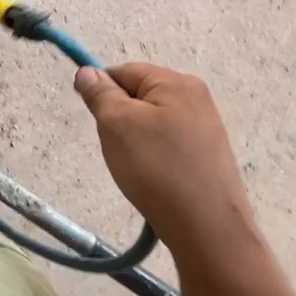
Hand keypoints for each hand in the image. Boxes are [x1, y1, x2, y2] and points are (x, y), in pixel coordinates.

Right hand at [73, 63, 259, 271]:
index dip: (102, 92)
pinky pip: (167, 141)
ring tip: (134, 164)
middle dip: (118, 117)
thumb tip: (87, 71)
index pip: (124, 71)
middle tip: (115, 145)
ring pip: (151, 120)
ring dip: (134, 137)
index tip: (96, 120)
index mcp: (176, 82)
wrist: (205, 224)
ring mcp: (206, 126)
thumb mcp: (115, 124)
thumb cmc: (155, 166)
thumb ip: (99, 93)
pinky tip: (152, 175)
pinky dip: (152, 153)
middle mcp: (197, 97)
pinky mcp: (208, 153)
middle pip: (139, 95)